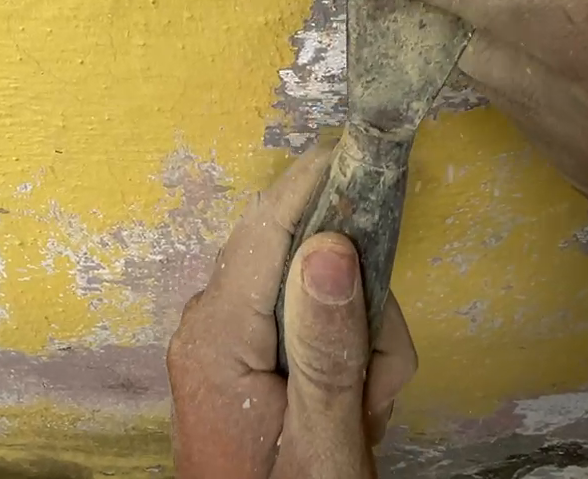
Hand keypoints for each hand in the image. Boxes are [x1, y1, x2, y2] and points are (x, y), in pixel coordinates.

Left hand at [167, 146, 417, 478]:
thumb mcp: (324, 443)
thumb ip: (327, 346)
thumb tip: (330, 244)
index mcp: (217, 336)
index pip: (265, 229)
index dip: (309, 183)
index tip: (350, 145)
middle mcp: (208, 321)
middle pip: (290, 255)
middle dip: (352, 297)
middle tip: (378, 371)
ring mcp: (222, 335)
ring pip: (305, 287)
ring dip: (354, 336)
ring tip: (366, 409)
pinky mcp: (239, 350)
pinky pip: (298, 316)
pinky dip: (338, 348)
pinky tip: (351, 406)